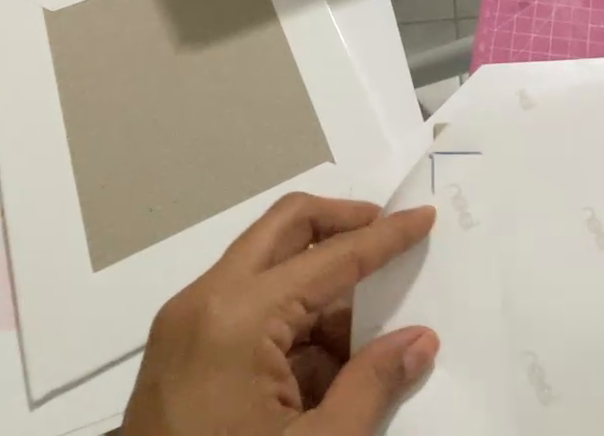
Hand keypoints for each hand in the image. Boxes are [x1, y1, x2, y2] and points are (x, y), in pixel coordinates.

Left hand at [121, 194, 438, 435]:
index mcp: (238, 317)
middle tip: (389, 235)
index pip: (331, 257)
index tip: (424, 217)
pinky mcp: (180, 352)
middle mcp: (206, 302)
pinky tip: (328, 366)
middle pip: (286, 228)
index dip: (385, 237)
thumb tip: (420, 341)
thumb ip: (372, 386)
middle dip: (343, 223)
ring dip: (322, 284)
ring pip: (268, 267)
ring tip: (367, 334)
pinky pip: (249, 309)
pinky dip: (293, 322)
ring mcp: (187, 325)